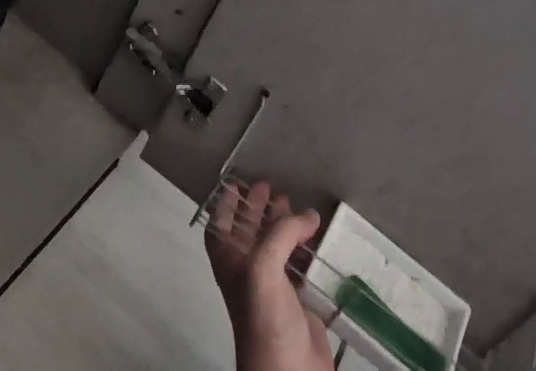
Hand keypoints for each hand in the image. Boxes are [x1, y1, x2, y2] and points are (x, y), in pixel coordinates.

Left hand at [206, 180, 333, 370]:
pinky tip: (315, 236)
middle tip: (269, 186)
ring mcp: (272, 288)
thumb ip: (281, 234)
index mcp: (230, 264)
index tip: (236, 184)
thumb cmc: (264, 318)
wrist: (289, 370)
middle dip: (256, 209)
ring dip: (281, 226)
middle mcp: (248, 273)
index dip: (224, 206)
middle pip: (247, 233)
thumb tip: (308, 215)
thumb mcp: (262, 267)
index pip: (220, 228)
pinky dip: (304, 248)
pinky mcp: (297, 301)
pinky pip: (298, 266)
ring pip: (274, 247)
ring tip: (294, 204)